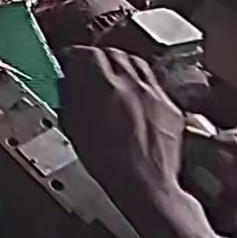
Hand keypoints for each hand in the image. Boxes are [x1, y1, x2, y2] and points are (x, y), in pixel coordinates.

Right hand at [61, 46, 221, 237]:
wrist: (145, 185)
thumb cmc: (107, 161)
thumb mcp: (74, 125)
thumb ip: (70, 97)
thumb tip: (67, 83)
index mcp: (103, 86)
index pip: (86, 53)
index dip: (72, 55)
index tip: (66, 61)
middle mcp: (132, 84)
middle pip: (112, 53)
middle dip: (96, 56)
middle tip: (84, 65)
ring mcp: (154, 94)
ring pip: (135, 62)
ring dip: (118, 64)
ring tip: (108, 75)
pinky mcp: (170, 106)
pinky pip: (152, 82)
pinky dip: (137, 81)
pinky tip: (129, 95)